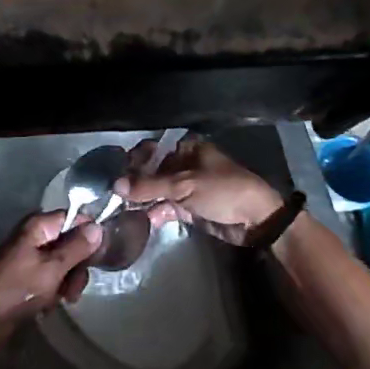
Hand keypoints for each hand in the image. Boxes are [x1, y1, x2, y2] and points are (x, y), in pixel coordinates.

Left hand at [0, 211, 103, 338]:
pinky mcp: (27, 273)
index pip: (74, 218)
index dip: (89, 234)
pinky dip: (55, 287)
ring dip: (68, 280)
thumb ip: (77, 247)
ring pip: (63, 261)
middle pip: (70, 241)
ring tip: (64, 299)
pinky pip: (51, 274)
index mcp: (38, 225)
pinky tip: (51, 303)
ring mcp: (30, 254)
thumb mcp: (53, 268)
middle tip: (75, 288)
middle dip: (78, 265)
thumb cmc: (19, 290)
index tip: (99, 256)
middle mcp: (34, 235)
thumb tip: (98, 227)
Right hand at [115, 138, 284, 245]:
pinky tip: (141, 220)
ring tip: (122, 210)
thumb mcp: (184, 185)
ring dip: (143, 200)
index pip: (154, 149)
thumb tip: (116, 185)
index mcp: (187, 148)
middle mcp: (185, 164)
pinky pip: (167, 207)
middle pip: (154, 171)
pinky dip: (155, 213)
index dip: (135, 159)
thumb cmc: (222, 190)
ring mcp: (188, 187)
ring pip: (159, 191)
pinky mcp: (190, 208)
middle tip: (114, 195)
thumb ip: (149, 186)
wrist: (255, 218)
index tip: (117, 173)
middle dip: (136, 183)